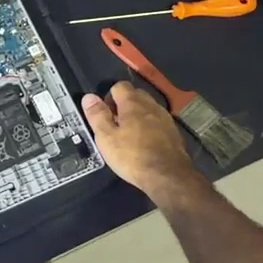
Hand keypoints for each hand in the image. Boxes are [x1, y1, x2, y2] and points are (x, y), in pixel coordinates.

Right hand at [80, 81, 203, 195]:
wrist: (167, 176)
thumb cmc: (132, 156)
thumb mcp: (106, 138)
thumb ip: (97, 115)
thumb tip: (89, 97)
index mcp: (133, 103)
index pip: (120, 86)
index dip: (109, 97)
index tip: (105, 114)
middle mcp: (151, 105)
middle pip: (135, 95)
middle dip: (123, 105)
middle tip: (114, 124)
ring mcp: (165, 118)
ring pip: (148, 108)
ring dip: (138, 116)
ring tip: (129, 135)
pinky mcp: (174, 132)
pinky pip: (158, 121)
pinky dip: (149, 126)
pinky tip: (144, 143)